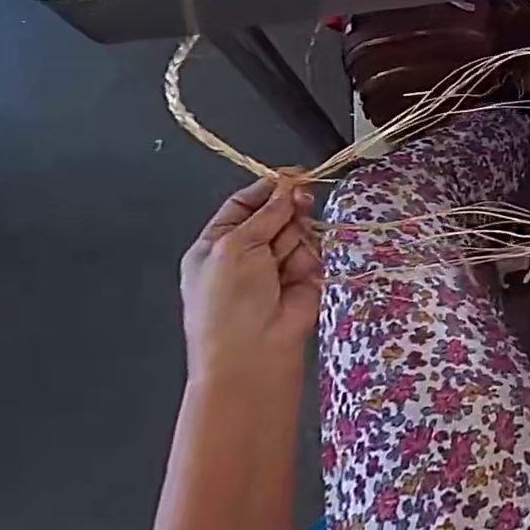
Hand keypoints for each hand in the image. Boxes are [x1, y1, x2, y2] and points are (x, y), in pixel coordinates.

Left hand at [179, 178, 323, 383]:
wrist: (254, 356)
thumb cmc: (230, 301)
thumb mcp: (235, 246)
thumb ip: (265, 213)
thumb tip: (286, 188)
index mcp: (217, 244)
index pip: (244, 203)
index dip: (267, 187)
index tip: (291, 174)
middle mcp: (246, 252)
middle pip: (274, 212)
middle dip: (287, 204)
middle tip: (301, 199)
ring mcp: (276, 266)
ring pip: (296, 229)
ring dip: (298, 229)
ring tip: (293, 245)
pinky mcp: (303, 278)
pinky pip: (312, 250)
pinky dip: (311, 251)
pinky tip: (305, 262)